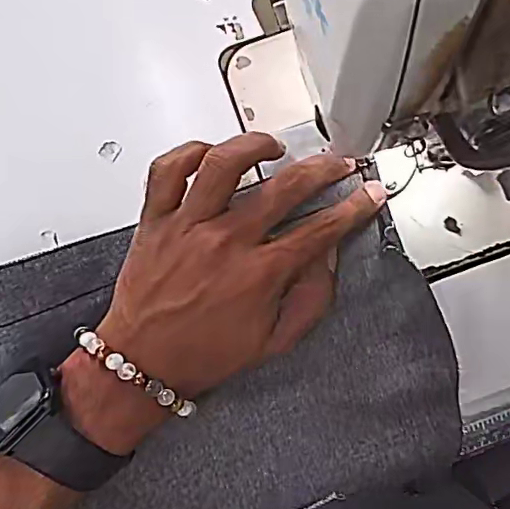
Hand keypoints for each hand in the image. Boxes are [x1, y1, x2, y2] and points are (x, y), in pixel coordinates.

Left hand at [60, 132, 387, 452]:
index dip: (353, 207)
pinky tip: (210, 153)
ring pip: (225, 164)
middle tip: (336, 164)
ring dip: (256, 146)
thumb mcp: (272, 342)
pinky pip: (168, 171)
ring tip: (274, 147)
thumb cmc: (202, 354)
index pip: (320, 228)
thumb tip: (327, 260)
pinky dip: (189, 153)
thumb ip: (309, 300)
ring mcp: (188, 227)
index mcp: (259, 274)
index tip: (365, 195)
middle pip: (286, 187)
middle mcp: (226, 243)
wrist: (145, 362)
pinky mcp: (156, 221)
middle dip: (324, 168)